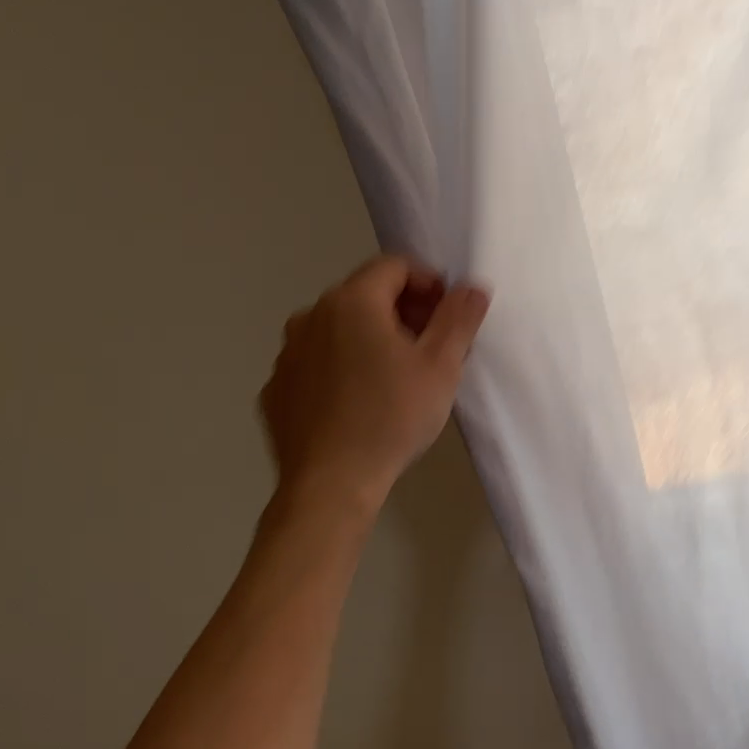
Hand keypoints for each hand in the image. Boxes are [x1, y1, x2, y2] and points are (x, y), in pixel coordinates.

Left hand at [259, 255, 489, 506]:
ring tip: (397, 378)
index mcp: (352, 302)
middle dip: (403, 312)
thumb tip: (472, 287)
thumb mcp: (442, 366)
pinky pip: (317, 363)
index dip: (430, 283)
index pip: (395, 266)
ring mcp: (288, 353)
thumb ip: (459, 318)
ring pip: (339, 329)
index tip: (450, 317)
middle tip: (432, 348)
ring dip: (371, 339)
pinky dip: (342, 368)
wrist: (331, 482)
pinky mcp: (276, 387)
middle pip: (366, 295)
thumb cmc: (393, 417)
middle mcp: (312, 316)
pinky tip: (362, 403)